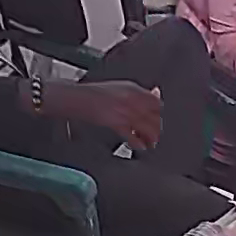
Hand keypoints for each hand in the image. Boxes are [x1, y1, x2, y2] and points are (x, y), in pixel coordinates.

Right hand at [45, 80, 162, 151]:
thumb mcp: (120, 88)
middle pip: (155, 117)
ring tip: (150, 144)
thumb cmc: (96, 93)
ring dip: (151, 138)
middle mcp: (132, 99)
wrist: (76, 97)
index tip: (158, 121)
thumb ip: (138, 93)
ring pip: (147, 128)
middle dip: (157, 129)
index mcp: (133, 89)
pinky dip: (138, 144)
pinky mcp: (116, 123)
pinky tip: (140, 147)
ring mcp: (125, 111)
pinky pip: (133, 136)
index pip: (156, 102)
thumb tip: (156, 93)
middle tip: (156, 136)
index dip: (159, 114)